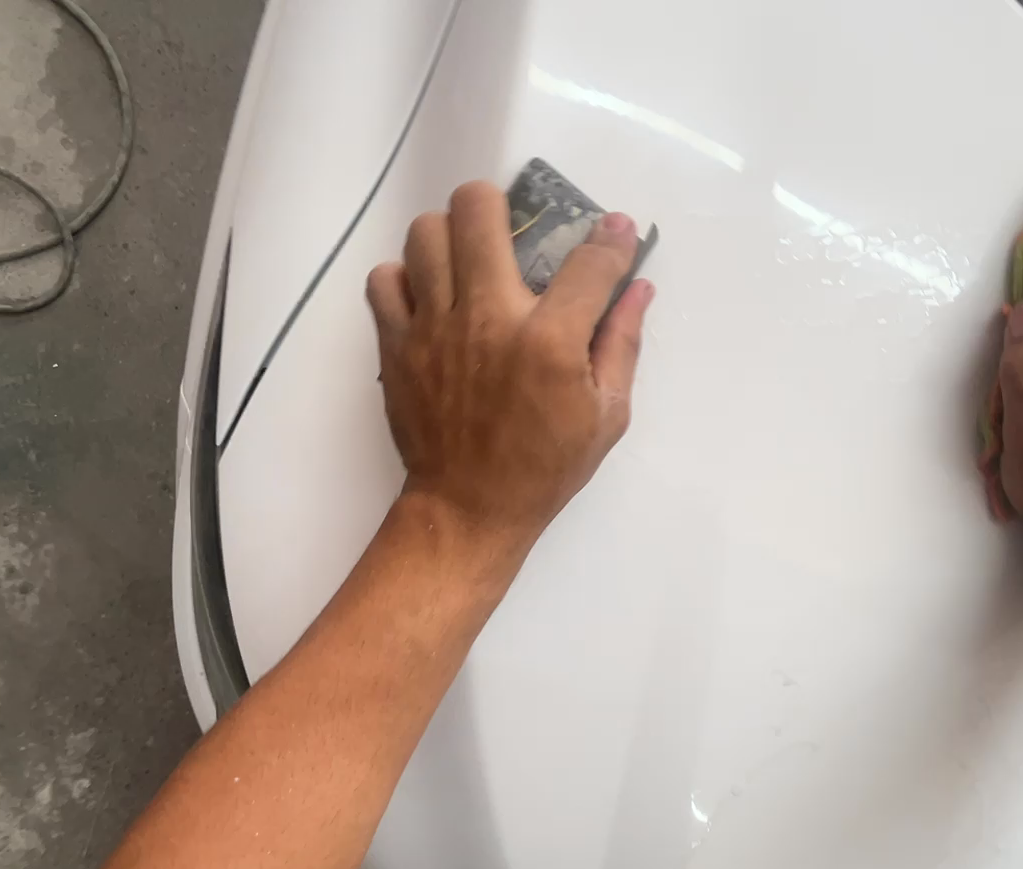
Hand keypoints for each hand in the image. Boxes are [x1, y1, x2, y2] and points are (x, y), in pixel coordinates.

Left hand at [366, 181, 654, 552]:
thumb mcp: (605, 416)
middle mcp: (488, 318)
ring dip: (447, 236)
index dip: (609, 237)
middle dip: (498, 206)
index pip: (589, 259)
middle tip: (505, 233)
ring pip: (424, 233)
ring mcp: (435, 329)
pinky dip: (403, 279)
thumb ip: (622, 345)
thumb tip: (638, 287)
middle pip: (478, 209)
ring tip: (462, 265)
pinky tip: (426, 300)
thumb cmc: (544, 468)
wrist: (468, 507)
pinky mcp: (398, 347)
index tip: (611, 231)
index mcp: (549, 340)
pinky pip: (384, 280)